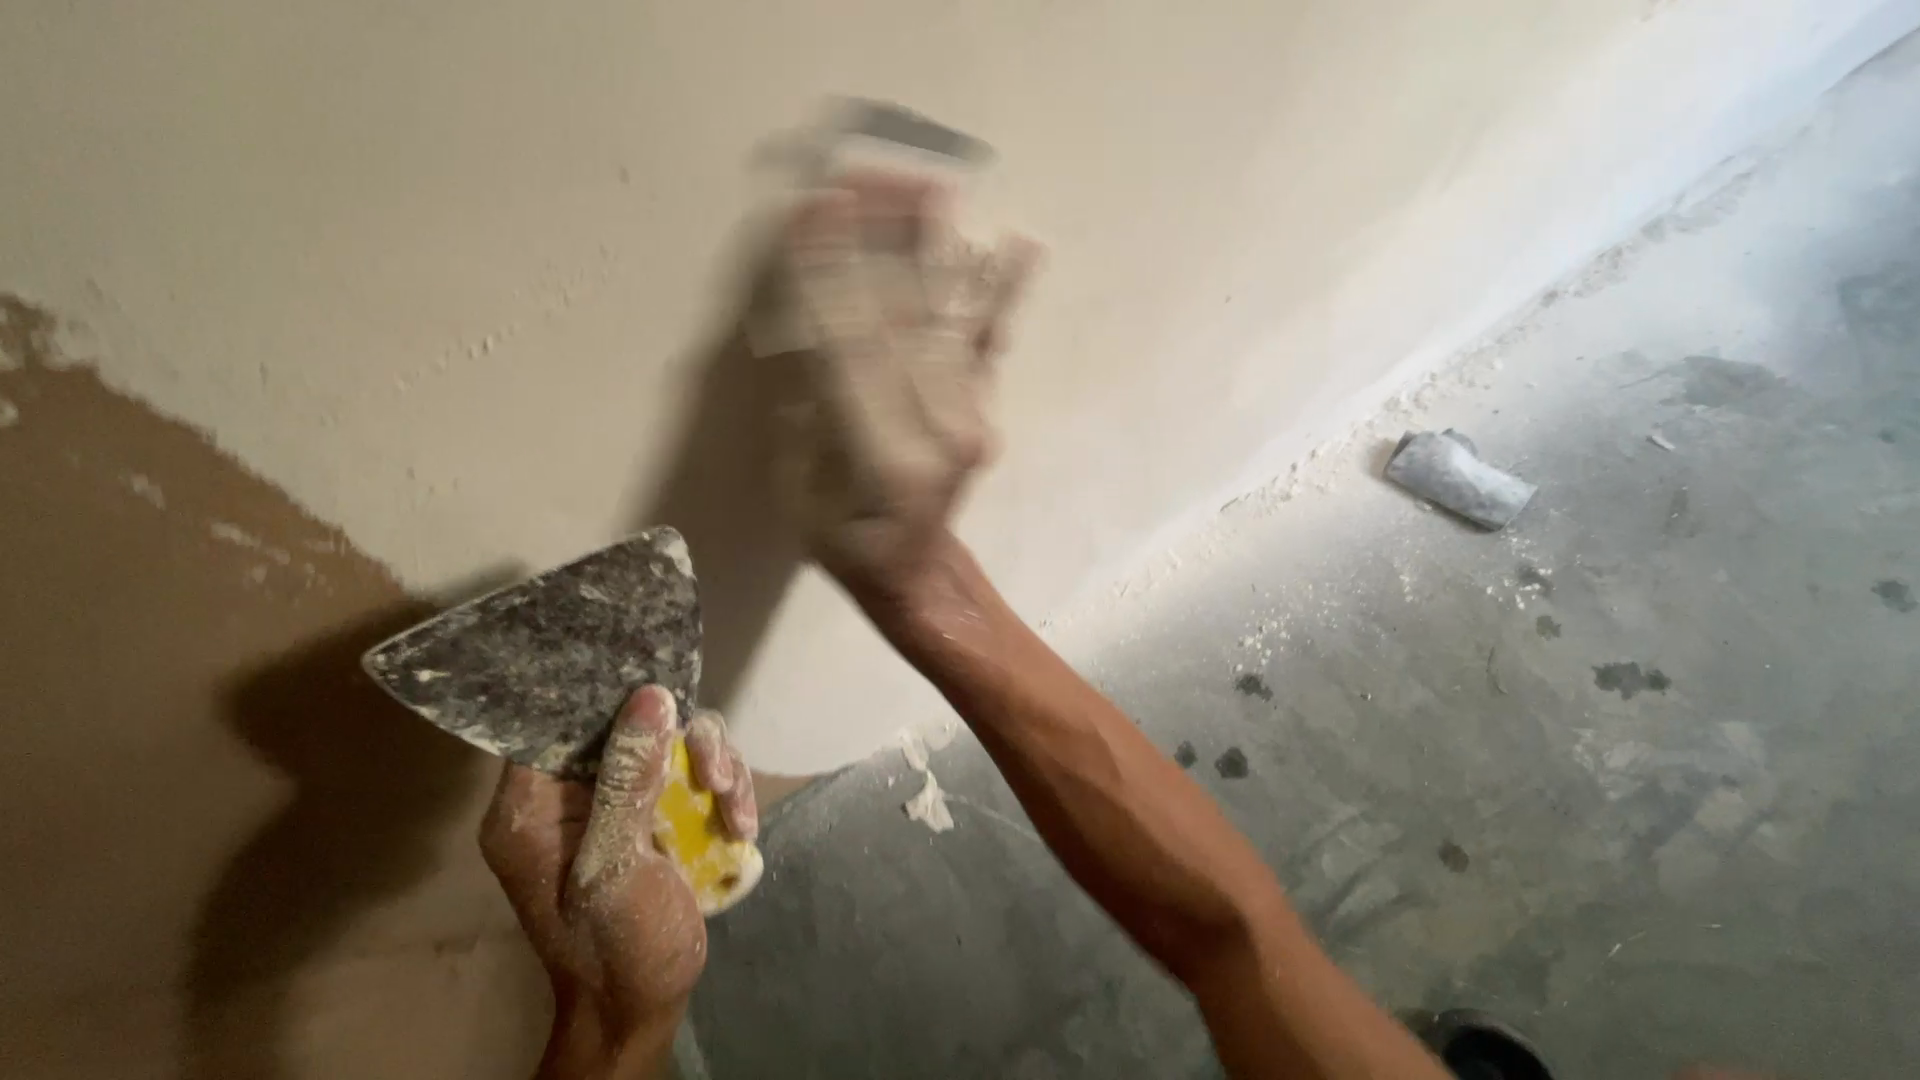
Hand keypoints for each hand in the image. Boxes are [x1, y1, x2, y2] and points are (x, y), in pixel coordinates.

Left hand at [479, 685, 757, 1078]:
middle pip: (632, 725)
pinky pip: (698, 773)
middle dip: (684, 745)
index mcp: (534, 806)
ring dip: (716, 769)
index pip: (557, 723)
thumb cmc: (615, 947)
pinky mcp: (660, 813)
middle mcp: (574, 793)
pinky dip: (726, 792)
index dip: (605, 697)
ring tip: (734, 809)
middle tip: (716, 775)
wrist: (645, 1005)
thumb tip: (651, 697)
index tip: (659, 687)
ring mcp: (622, 802)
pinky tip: (741, 826)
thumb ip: (629, 781)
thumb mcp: (616, 865)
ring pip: (675, 744)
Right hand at [765, 172, 1039, 597]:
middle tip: (864, 182)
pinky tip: (1022, 246)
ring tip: (939, 190)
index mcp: (883, 458)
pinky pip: (991, 345)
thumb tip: (811, 331)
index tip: (817, 213)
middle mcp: (939, 434)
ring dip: (940, 253)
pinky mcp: (983, 412)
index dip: (833, 278)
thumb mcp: (800, 492)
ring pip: (950, 324)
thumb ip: (808, 414)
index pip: (852, 349)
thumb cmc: (846, 543)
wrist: (916, 574)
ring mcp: (971, 420)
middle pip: (904, 324)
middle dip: (879, 248)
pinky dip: (1003, 293)